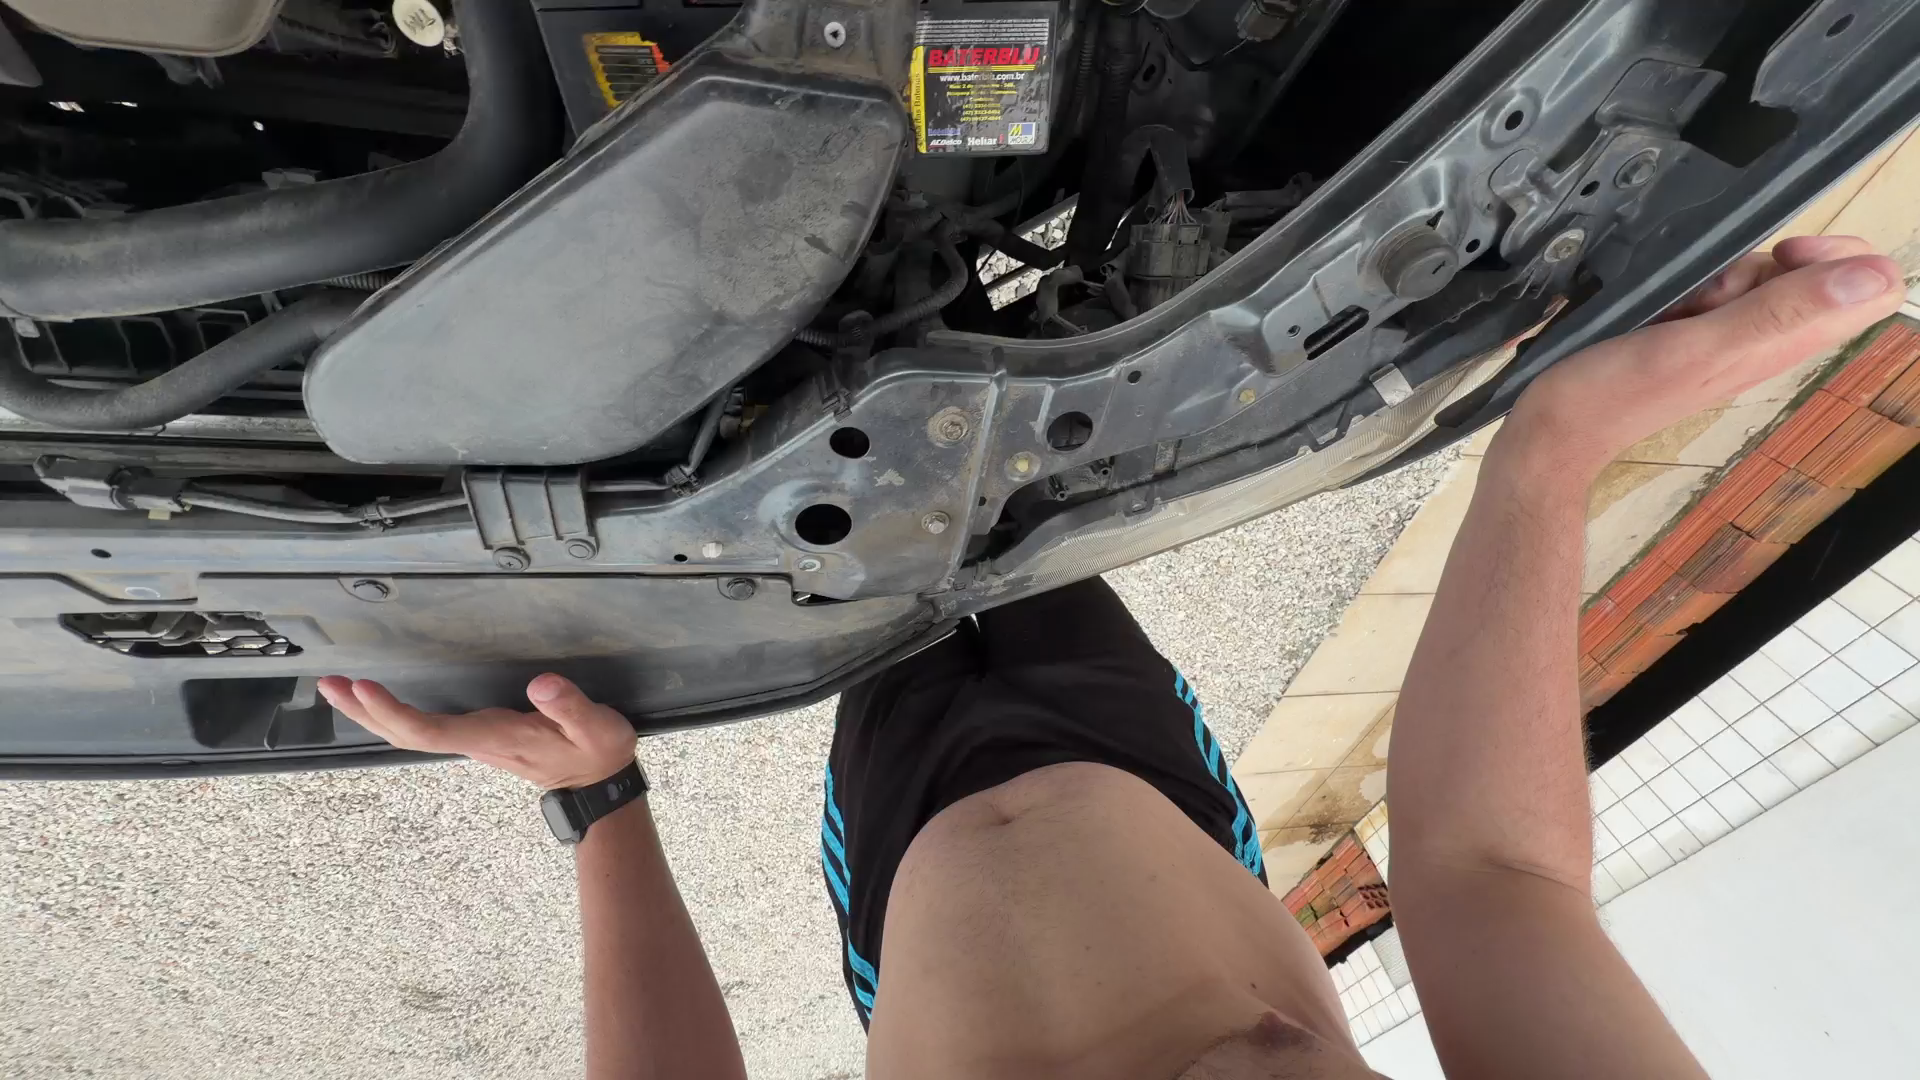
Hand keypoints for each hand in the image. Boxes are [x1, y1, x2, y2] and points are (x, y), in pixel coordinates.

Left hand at [316, 673, 638, 789]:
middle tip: (330, 684)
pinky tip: (388, 705)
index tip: (365, 687)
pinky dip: (398, 716)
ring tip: (343, 690)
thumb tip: (541, 683)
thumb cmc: (597, 752)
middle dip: (365, 712)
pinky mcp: (481, 738)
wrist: (598, 782)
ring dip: (374, 714)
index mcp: (497, 737)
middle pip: (406, 734)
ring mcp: (476, 743)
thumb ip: (569, 706)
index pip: (430, 729)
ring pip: (412, 733)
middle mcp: (477, 742)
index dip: (393, 711)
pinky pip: (426, 730)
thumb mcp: (596, 727)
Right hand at [1503, 235, 1904, 476]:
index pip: (1868, 285)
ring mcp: (1717, 349)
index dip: (1837, 256)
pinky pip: (1701, 306)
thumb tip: (1873, 275)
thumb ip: (1775, 313)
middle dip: (1753, 269)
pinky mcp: (1679, 350)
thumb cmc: (1607, 396)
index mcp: (1777, 345)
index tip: (1777, 255)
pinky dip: (1676, 301)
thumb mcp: (1692, 348)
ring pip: (1746, 288)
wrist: (1546, 436)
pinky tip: (1647, 319)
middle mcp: (1758, 345)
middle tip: (1699, 297)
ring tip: (1663, 312)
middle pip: (1801, 278)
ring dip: (1705, 284)